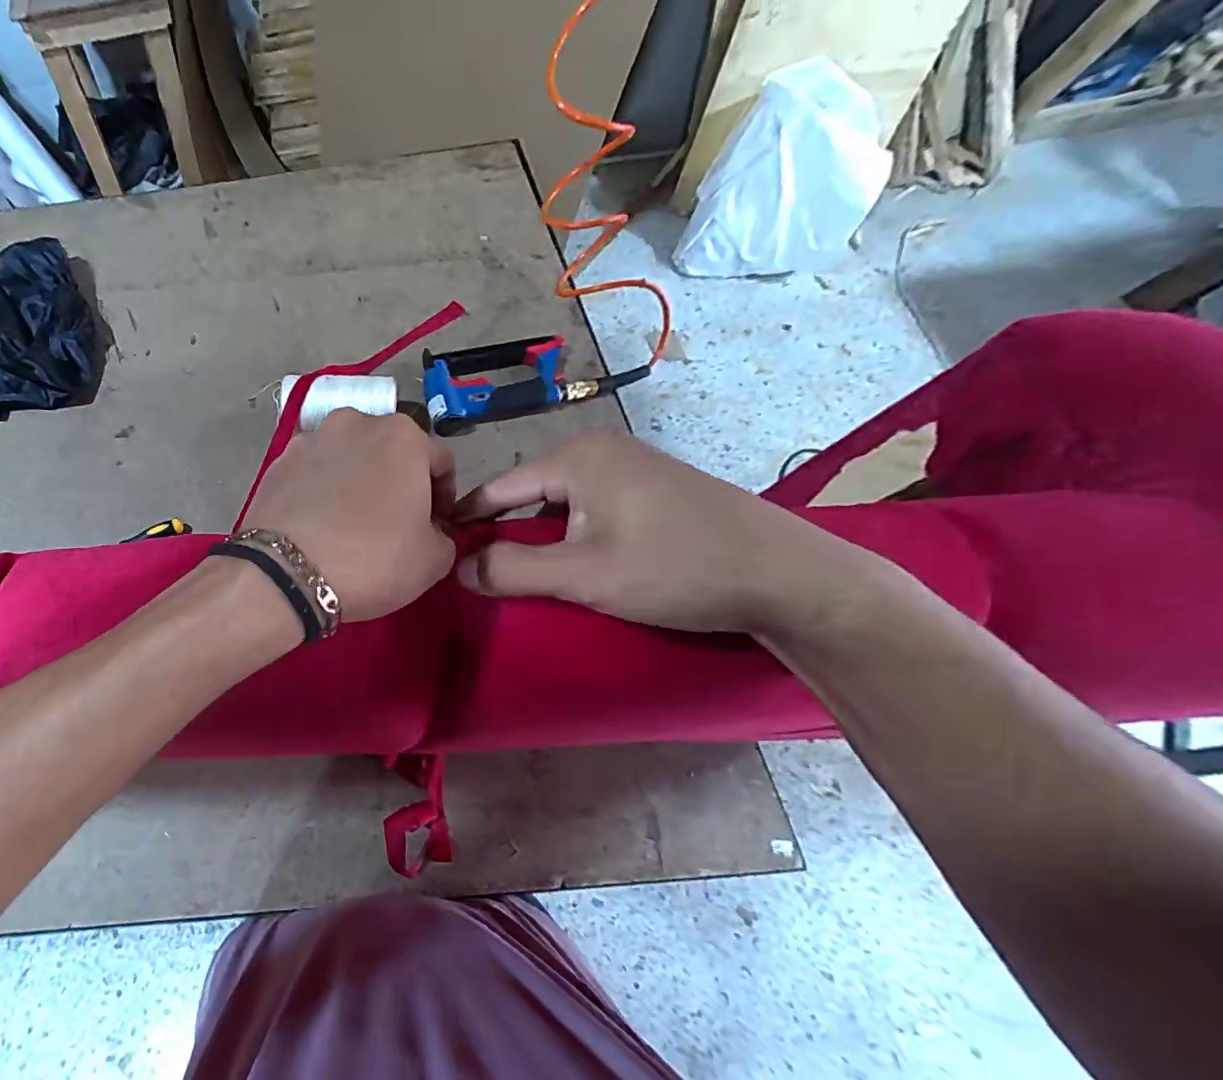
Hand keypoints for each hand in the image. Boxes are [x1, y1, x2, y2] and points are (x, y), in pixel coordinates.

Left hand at [242, 409, 457, 621]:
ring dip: (358, 480)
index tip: (435, 526)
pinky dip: (323, 489)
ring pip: (349, 458)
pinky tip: (321, 523)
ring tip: (352, 522)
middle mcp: (356, 422)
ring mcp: (311, 438)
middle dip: (398, 481)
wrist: (286, 574)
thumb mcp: (434, 559)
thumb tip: (431, 529)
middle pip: (391, 452)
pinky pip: (314, 473)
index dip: (443, 497)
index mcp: (403, 436)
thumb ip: (444, 534)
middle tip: (395, 523)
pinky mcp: (277, 461)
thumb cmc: (372, 560)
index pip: (440, 462)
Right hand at [455, 433, 889, 635]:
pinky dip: (574, 538)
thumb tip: (458, 566)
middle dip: (504, 535)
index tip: (438, 552)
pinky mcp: (653, 490)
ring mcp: (631, 467)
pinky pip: (592, 511)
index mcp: (576, 457)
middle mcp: (600, 450)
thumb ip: (511, 570)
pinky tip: (575, 568)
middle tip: (480, 577)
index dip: (465, 522)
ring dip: (541, 541)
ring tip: (523, 579)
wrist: (784, 576)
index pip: (498, 488)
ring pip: (561, 506)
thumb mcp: (583, 575)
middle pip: (528, 495)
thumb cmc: (675, 568)